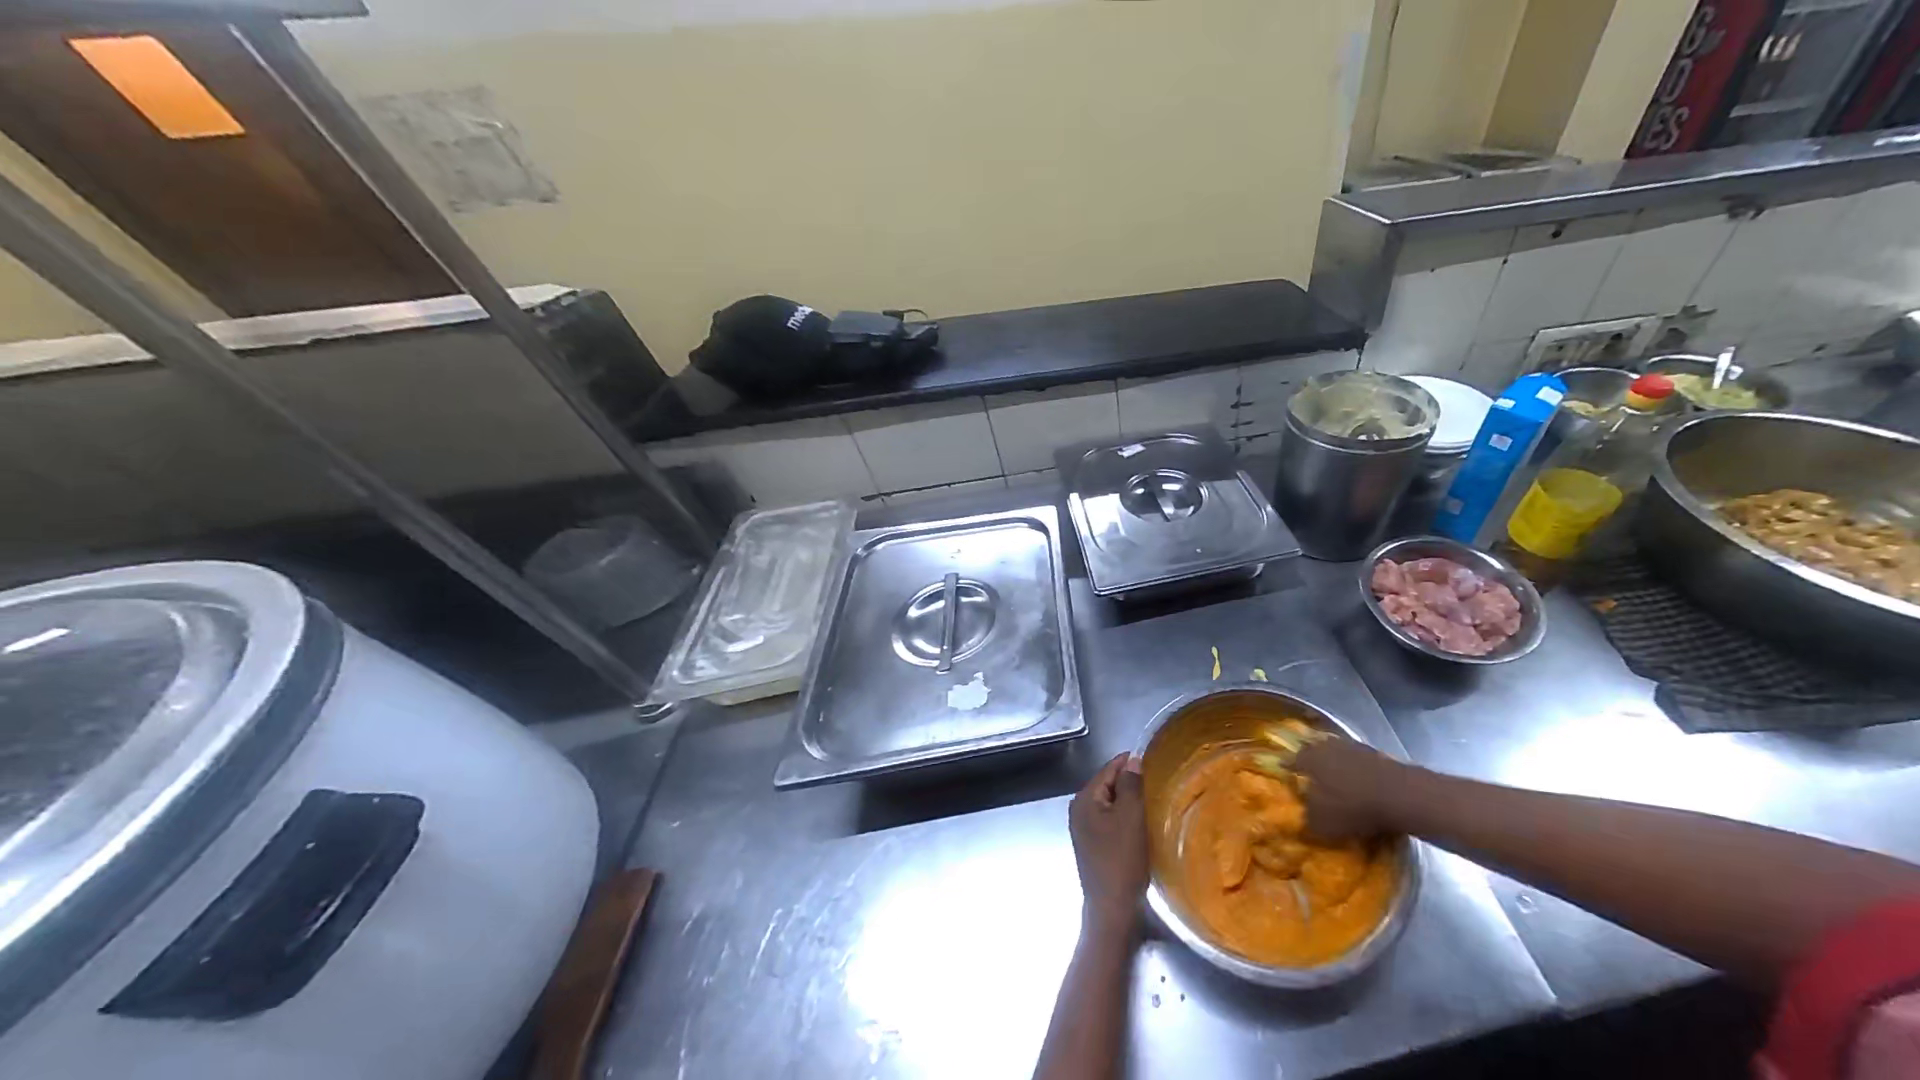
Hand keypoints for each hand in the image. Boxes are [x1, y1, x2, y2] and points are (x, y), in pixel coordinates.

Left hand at [1069, 753, 1148, 936]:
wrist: (1112, 908)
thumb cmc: (1122, 859)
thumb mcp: (1130, 817)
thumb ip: (1130, 785)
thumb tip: (1133, 760)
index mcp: (1084, 799)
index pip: (1108, 769)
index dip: (1130, 763)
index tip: (1154, 759)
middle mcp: (1079, 810)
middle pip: (1108, 786)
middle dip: (1131, 782)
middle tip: (1159, 781)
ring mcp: (1084, 829)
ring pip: (1111, 804)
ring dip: (1130, 801)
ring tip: (1154, 800)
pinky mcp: (1093, 845)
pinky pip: (1111, 821)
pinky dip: (1126, 818)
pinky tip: (1142, 824)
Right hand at [1292, 737, 1406, 841]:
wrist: (1402, 796)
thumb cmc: (1352, 807)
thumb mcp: (1323, 824)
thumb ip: (1307, 821)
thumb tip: (1299, 822)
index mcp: (1308, 759)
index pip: (1290, 761)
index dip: (1287, 770)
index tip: (1285, 777)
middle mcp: (1326, 746)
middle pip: (1313, 752)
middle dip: (1311, 763)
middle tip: (1311, 777)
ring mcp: (1353, 747)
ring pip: (1337, 754)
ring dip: (1336, 765)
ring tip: (1337, 781)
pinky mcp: (1377, 754)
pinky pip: (1359, 761)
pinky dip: (1357, 770)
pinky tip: (1361, 784)